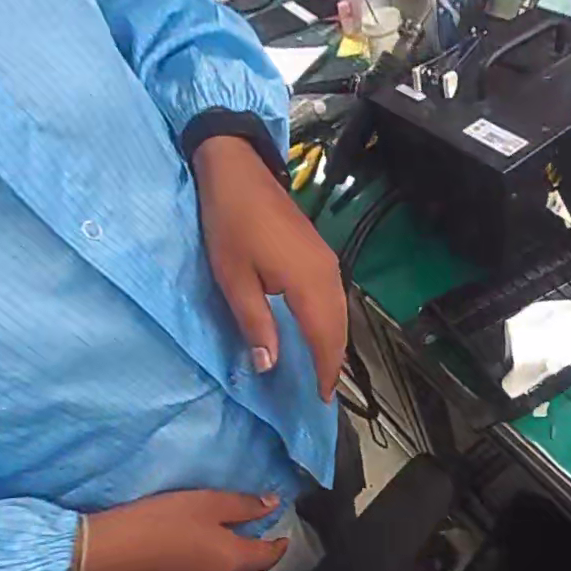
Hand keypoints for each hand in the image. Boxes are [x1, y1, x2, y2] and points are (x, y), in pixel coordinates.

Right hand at [79, 490, 286, 570]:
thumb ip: (243, 506)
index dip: (278, 547)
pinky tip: (201, 563)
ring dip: (235, 569)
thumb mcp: (206, 503)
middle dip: (257, 558)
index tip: (283, 538)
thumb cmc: (160, 522)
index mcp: (233, 562)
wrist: (105, 556)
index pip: (267, 558)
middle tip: (258, 540)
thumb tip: (273, 505)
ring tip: (231, 549)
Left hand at [193, 134, 346, 399]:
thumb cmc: (230, 225)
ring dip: (335, 342)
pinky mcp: (321, 253)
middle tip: (325, 390)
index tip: (322, 398)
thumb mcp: (234, 279)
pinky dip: (332, 321)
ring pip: (341, 312)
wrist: (238, 172)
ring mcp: (328, 261)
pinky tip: (320, 330)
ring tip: (325, 368)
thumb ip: (255, 324)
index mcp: (308, 282)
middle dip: (334, 361)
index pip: (324, 337)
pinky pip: (335, 297)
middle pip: (339, 326)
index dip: (325, 369)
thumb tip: (270, 365)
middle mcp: (327, 273)